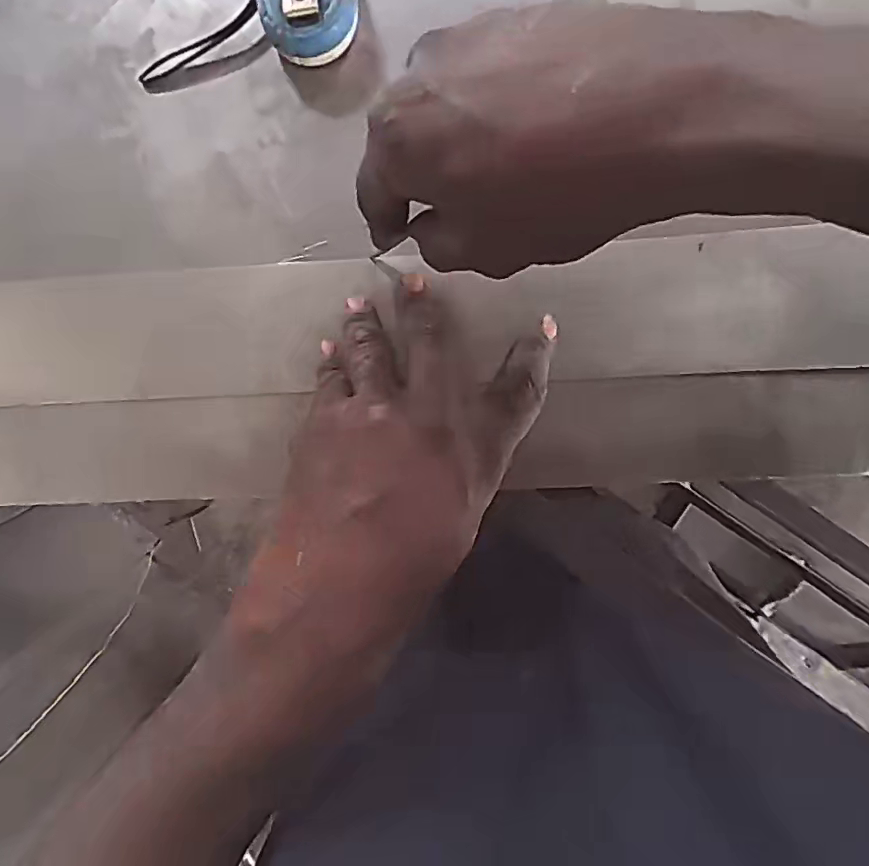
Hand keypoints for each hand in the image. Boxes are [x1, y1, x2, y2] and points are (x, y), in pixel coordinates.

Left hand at [228, 276, 556, 651]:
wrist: (335, 586)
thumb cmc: (410, 569)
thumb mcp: (459, 517)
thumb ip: (460, 470)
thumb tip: (448, 447)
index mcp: (473, 450)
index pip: (518, 393)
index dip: (534, 358)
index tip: (542, 329)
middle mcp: (427, 416)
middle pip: (431, 345)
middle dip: (424, 309)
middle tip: (414, 281)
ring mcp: (372, 411)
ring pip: (370, 348)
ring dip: (366, 322)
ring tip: (360, 303)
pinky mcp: (326, 419)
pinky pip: (331, 377)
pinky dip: (332, 360)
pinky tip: (328, 349)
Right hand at [359, 4, 728, 276]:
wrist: (666, 105)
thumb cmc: (566, 192)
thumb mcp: (492, 248)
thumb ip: (437, 242)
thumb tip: (425, 224)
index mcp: (396, 137)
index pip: (372, 189)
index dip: (384, 219)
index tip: (397, 234)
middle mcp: (416, 73)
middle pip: (403, 136)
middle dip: (422, 172)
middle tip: (453, 198)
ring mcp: (467, 33)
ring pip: (445, 99)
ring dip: (458, 130)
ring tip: (503, 155)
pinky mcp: (515, 12)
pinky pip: (488, 71)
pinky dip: (496, 99)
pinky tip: (535, 119)